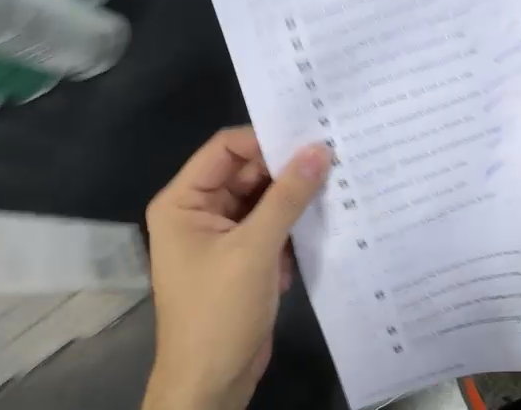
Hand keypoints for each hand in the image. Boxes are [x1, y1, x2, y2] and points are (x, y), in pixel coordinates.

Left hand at [143, 128, 329, 409]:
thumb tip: (320, 148)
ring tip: (337, 182)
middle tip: (334, 154)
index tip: (310, 136)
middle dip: (286, 168)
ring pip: (264, 197)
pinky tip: (323, 222)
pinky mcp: (241, 257)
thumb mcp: (255, 249)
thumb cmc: (218, 312)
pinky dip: (292, 223)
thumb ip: (288, 196)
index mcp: (183, 202)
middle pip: (248, 170)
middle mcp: (198, 211)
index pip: (226, 148)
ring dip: (294, 197)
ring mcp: (221, 235)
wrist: (210, 388)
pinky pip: (270, 223)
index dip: (265, 139)